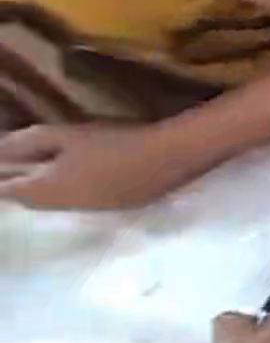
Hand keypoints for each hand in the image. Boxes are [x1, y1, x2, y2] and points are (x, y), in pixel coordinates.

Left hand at [0, 123, 207, 210]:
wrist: (179, 153)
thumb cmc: (116, 141)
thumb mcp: (60, 135)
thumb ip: (22, 144)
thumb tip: (2, 151)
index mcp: (47, 190)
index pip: (6, 191)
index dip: (3, 180)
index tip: (8, 168)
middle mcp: (72, 206)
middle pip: (35, 201)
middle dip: (27, 187)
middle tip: (28, 170)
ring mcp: (105, 208)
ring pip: (68, 203)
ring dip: (60, 191)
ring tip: (65, 173)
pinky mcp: (131, 205)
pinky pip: (96, 202)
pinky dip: (89, 191)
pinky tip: (100, 177)